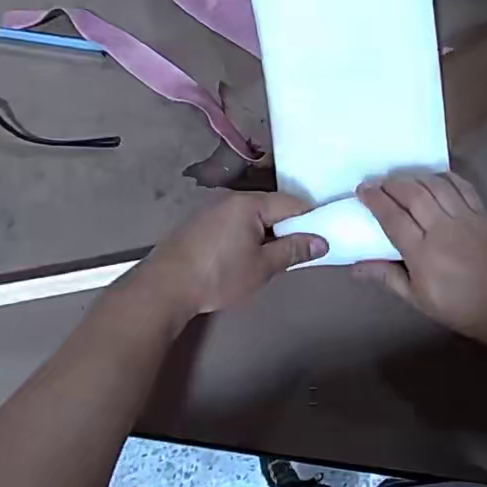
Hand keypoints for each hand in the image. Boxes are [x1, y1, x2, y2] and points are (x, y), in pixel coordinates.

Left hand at [133, 192, 325, 318]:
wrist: (165, 287)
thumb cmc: (219, 276)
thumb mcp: (263, 266)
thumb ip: (293, 250)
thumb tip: (321, 241)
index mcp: (248, 203)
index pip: (292, 203)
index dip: (310, 219)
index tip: (321, 238)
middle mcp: (229, 199)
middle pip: (271, 207)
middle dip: (287, 227)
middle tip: (297, 253)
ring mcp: (211, 210)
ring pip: (251, 216)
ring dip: (265, 233)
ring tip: (271, 259)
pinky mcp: (199, 224)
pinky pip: (233, 223)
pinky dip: (246, 235)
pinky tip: (244, 257)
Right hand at [352, 173, 486, 344]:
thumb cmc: (456, 306)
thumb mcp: (416, 297)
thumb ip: (386, 276)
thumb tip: (355, 267)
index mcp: (423, 253)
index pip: (393, 217)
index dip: (375, 199)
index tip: (362, 191)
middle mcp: (443, 229)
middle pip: (412, 194)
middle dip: (390, 183)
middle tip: (376, 182)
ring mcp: (465, 219)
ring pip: (435, 185)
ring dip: (414, 177)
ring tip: (400, 179)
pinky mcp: (482, 215)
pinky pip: (462, 186)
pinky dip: (444, 177)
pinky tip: (432, 178)